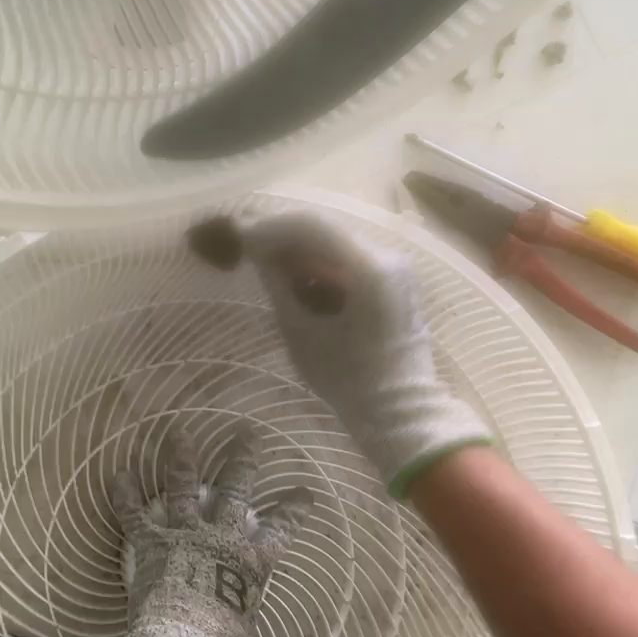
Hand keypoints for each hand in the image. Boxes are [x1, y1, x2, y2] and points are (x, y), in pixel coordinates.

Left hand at [94, 430, 308, 636]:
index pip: (280, 531)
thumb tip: (229, 631)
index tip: (306, 493)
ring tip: (179, 433)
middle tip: (248, 435)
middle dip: (242, 461)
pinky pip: (135, 514)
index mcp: (251, 562)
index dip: (294, 511)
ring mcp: (186, 534)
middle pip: (236, 491)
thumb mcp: (241, 631)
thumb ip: (236, 616)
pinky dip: (124, 496)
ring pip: (183, 487)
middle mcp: (222, 538)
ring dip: (181, 459)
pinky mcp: (154, 541)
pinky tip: (118, 475)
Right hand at [237, 212, 492, 494]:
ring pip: (335, 239)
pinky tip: (294, 275)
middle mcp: (387, 256)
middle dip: (282, 234)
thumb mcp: (302, 332)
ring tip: (263, 260)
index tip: (237, 238)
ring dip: (298, 246)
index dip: (269, 227)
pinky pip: (348, 256)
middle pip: (324, 227)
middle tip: (245, 246)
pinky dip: (318, 260)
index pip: (310, 226)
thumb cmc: (348, 379)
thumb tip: (255, 252)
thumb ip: (278, 284)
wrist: (399, 411)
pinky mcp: (393, 279)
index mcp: (368, 268)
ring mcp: (394, 266)